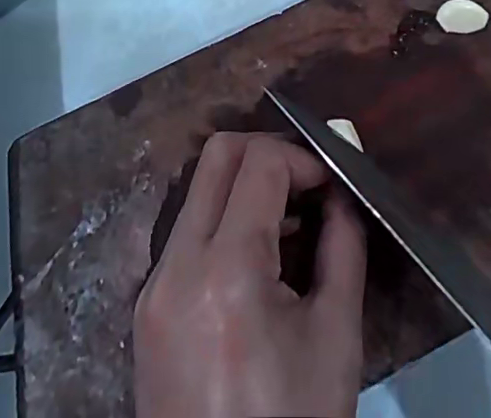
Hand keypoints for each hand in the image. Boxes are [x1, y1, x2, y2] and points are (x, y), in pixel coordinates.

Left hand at [134, 132, 366, 417]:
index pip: (259, 163)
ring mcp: (153, 283)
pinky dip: (224, 219)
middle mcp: (177, 262)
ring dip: (245, 185)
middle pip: (215, 156)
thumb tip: (341, 195)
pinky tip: (259, 254)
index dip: (303, 157)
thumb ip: (343, 248)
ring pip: (198, 189)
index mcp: (227, 269)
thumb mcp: (336, 337)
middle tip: (308, 182)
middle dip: (268, 152)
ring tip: (291, 219)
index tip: (333, 181)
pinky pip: (186, 231)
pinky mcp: (147, 304)